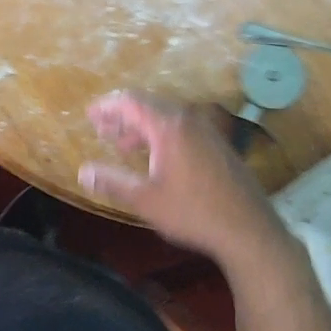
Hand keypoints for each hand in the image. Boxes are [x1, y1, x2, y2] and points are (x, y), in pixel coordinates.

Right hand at [78, 91, 289, 263]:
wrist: (247, 228)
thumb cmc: (192, 212)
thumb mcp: (144, 199)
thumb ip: (111, 181)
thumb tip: (83, 172)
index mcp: (169, 127)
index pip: (131, 101)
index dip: (107, 106)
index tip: (90, 115)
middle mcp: (189, 120)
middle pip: (150, 105)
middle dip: (123, 116)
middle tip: (102, 130)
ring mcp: (208, 131)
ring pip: (167, 117)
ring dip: (142, 127)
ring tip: (123, 146)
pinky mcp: (218, 145)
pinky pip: (183, 128)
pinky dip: (162, 135)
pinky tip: (156, 157)